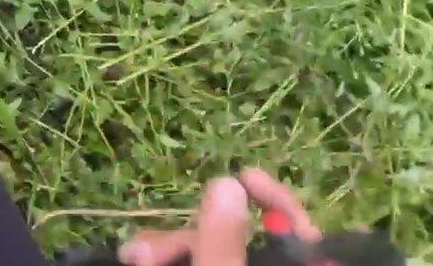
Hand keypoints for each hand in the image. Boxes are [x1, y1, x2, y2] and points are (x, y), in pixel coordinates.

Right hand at [119, 169, 320, 265]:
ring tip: (134, 257)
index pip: (298, 232)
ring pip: (205, 248)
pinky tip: (139, 259)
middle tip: (146, 252)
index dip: (277, 200)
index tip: (245, 174)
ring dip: (165, 247)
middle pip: (233, 239)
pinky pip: (194, 260)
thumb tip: (227, 183)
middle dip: (185, 236)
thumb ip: (222, 242)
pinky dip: (166, 257)